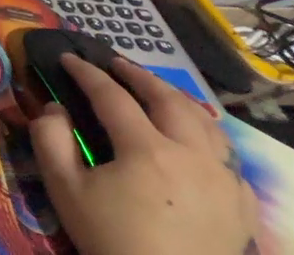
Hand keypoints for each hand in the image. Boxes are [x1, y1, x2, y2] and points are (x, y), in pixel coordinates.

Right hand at [30, 54, 256, 254]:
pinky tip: (192, 138)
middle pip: (168, 100)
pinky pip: (228, 156)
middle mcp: (193, 155)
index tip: (68, 58)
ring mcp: (225, 180)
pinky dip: (205, 134)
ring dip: (176, 98)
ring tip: (155, 90)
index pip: (112, 95)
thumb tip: (55, 109)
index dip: (86, 72)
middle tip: (114, 63)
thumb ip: (50, 139)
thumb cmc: (112, 239)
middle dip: (138, 75)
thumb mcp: (64, 188)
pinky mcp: (243, 204)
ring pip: (207, 123)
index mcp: (147, 149)